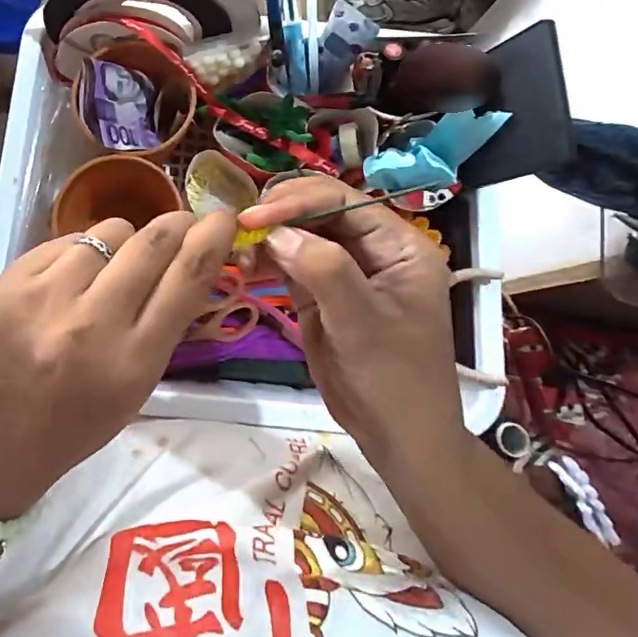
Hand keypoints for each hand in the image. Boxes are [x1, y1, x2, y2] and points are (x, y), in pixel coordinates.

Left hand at [0, 211, 236, 516]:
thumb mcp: (144, 379)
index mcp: (133, 360)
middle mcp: (89, 325)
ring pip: (111, 230)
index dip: (213, 236)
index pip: (187, 277)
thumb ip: (170, 316)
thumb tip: (197, 249)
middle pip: (153, 242)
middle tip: (183, 224)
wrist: (2, 439)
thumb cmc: (86, 418)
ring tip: (116, 267)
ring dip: (128, 241)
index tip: (224, 217)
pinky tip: (75, 279)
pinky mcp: (10, 282)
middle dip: (178, 223)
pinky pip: (69, 239)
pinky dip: (84, 251)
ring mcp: (43, 299)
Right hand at [239, 178, 462, 466]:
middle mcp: (375, 250)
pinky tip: (244, 263)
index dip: (300, 201)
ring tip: (237, 247)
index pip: (346, 203)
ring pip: (303, 237)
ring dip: (270, 238)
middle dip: (282, 215)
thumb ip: (323, 268)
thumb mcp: (362, 320)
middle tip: (240, 226)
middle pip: (322, 214)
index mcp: (399, 245)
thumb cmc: (393, 376)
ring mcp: (348, 271)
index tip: (256, 214)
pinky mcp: (324, 295)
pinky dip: (268, 261)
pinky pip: (293, 266)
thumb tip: (276, 232)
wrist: (397, 436)